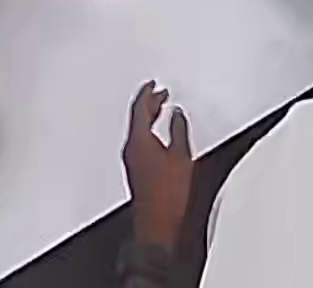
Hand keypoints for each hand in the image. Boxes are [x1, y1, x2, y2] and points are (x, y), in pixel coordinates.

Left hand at [122, 80, 192, 250]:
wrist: (158, 228)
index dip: (147, 93)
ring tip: (160, 108)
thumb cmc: (167, 196)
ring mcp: (132, 160)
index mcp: (139, 139)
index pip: (139, 107)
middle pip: (137, 117)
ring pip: (138, 129)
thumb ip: (178, 129)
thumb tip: (177, 114)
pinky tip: (158, 134)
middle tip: (160, 93)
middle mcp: (131, 148)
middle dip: (149, 103)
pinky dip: (148, 130)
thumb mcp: (181, 156)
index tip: (153, 84)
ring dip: (148, 117)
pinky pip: (139, 141)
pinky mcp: (136, 170)